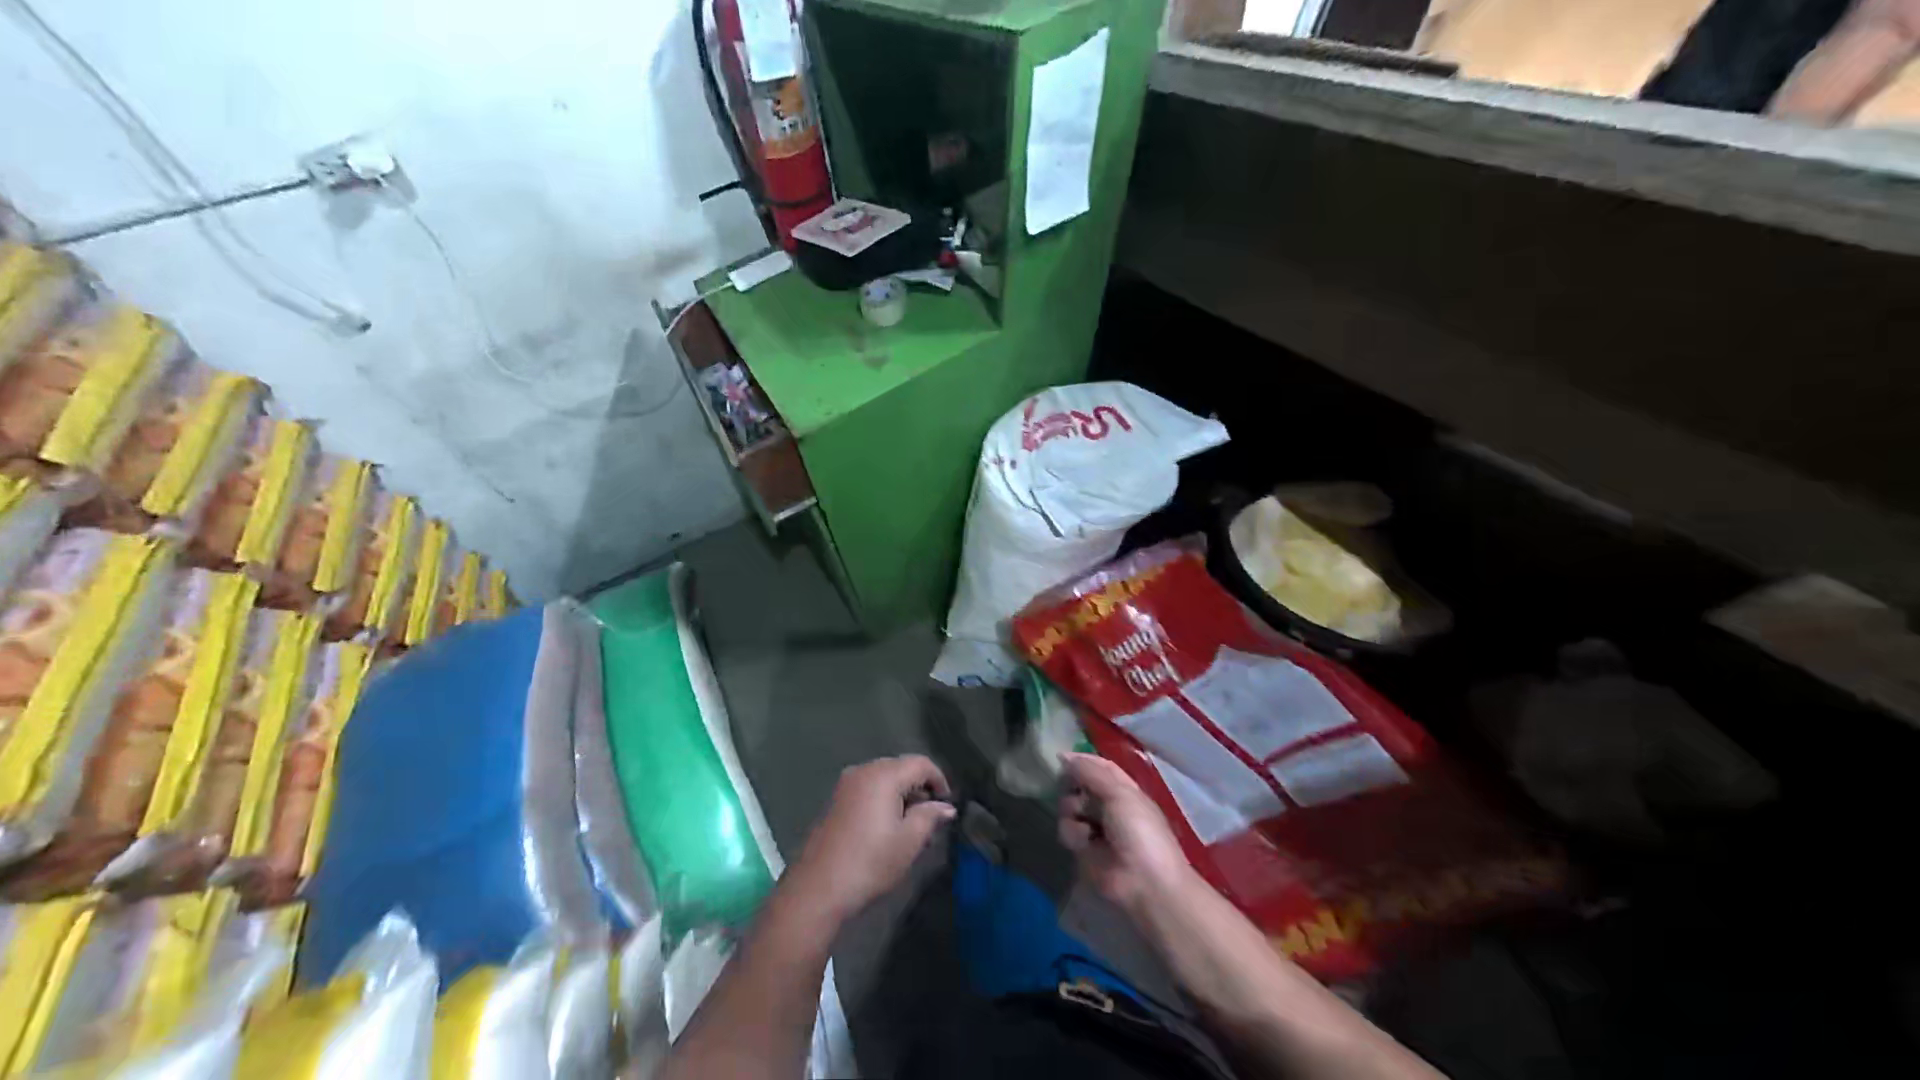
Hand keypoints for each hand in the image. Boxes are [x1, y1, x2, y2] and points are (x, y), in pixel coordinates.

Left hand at [789, 755, 955, 920]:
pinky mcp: (835, 801)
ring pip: (884, 779)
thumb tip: (946, 807)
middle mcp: (863, 771)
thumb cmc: (869, 862)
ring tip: (912, 827)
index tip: (948, 806)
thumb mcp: (908, 841)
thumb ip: (930, 817)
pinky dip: (883, 800)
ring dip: (902, 796)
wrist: (817, 889)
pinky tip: (888, 828)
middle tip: (932, 819)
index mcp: (883, 775)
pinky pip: (868, 789)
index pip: (920, 764)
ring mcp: (845, 785)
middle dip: (921, 788)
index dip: (940, 780)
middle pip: (901, 768)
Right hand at [1058, 752, 1199, 914]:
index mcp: (1123, 790)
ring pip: (1068, 806)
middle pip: (1079, 786)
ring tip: (1085, 822)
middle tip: (1075, 791)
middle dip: (1073, 787)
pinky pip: (1066, 830)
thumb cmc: (1139, 831)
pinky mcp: (1082, 849)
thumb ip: (1091, 772)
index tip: (1061, 758)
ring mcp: (1094, 828)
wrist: (1145, 882)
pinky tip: (1086, 842)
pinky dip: (1074, 833)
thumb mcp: (1119, 793)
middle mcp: (1107, 806)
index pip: (1099, 767)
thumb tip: (1065, 757)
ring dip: (1073, 810)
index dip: (1082, 761)